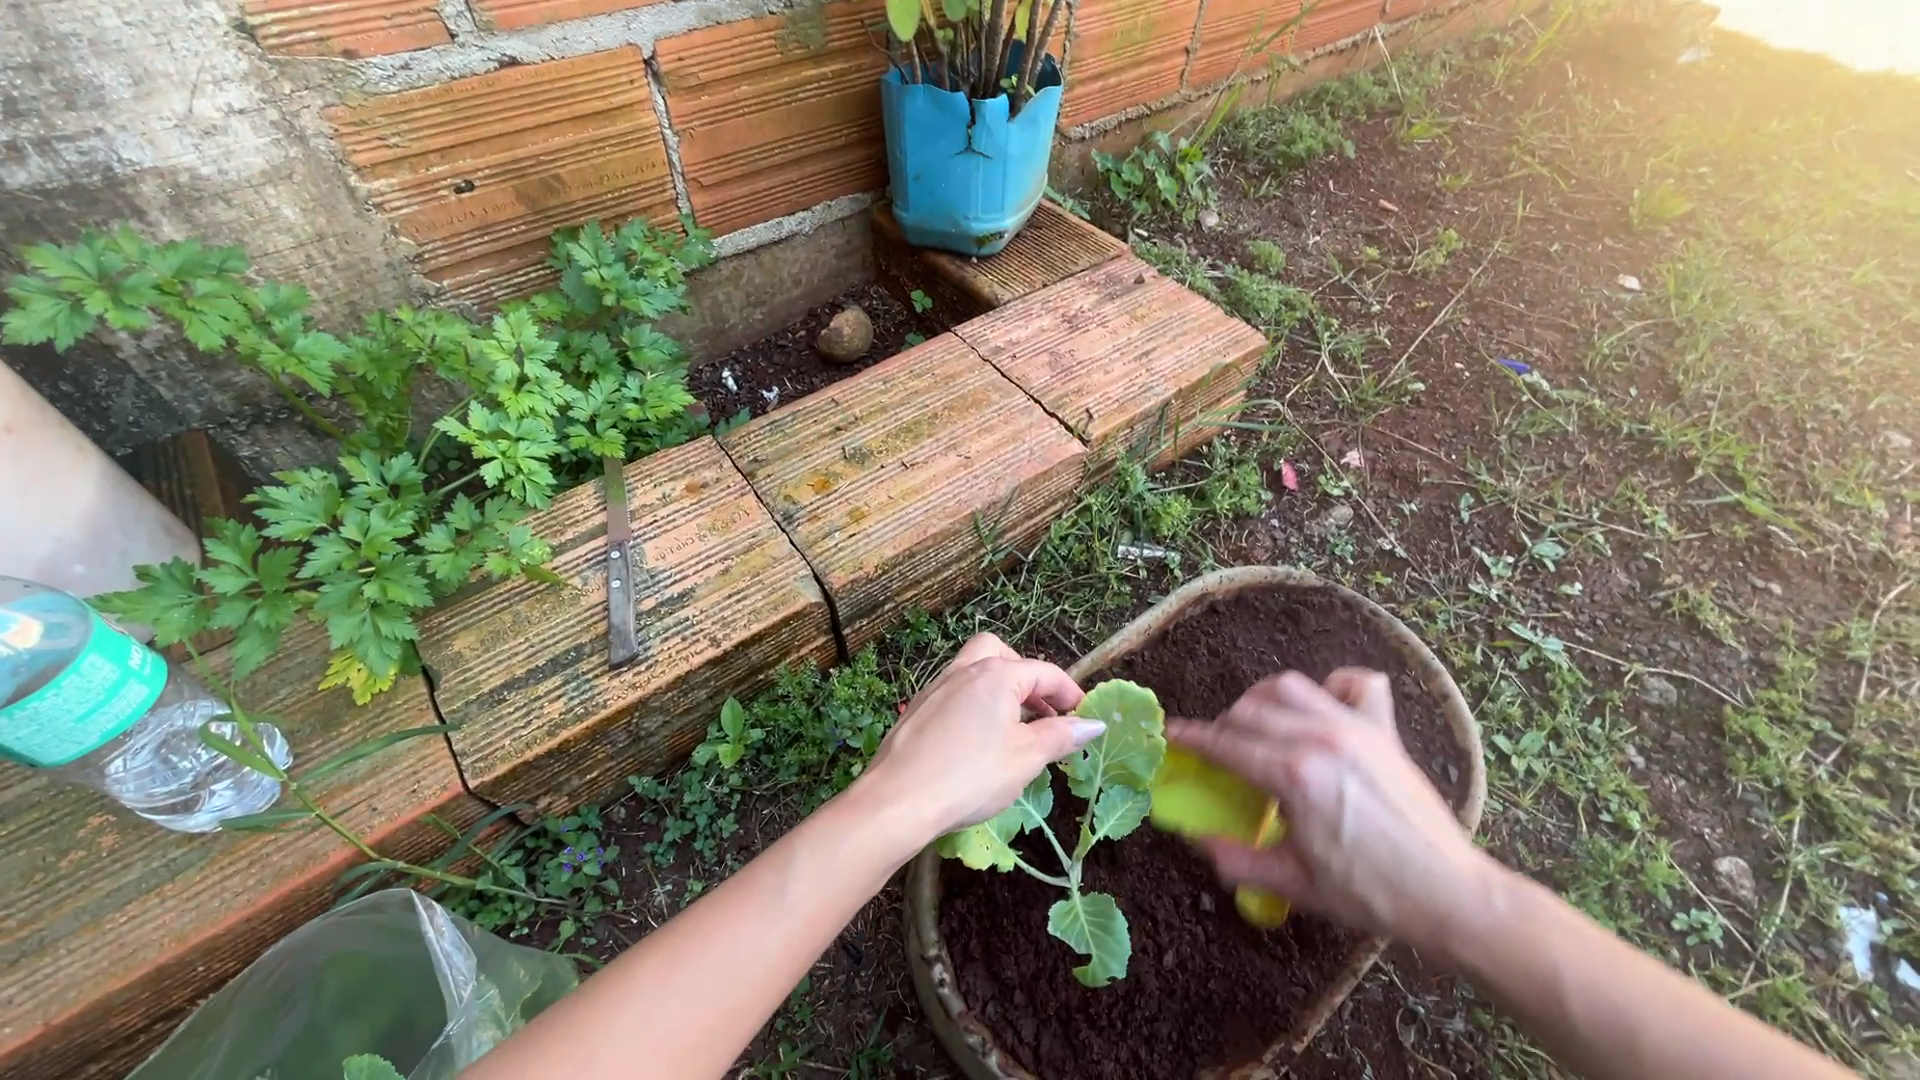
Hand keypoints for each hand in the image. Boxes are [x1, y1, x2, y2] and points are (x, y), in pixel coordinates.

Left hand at [861, 634, 1099, 840]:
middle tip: (1043, 712)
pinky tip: (976, 742)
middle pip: (1002, 655)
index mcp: (996, 674)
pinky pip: (954, 695)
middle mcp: (964, 670)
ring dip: (999, 691)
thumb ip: (1061, 736)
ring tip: (1014, 729)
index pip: (1044, 672)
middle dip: (1027, 678)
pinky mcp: (917, 710)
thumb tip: (1093, 723)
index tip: (1084, 717)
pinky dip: (974, 706)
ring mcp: (935, 688)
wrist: (897, 800)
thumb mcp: (1026, 758)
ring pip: (974, 672)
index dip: (1070, 694)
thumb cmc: (971, 776)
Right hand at [1167, 669, 1497, 953]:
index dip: (1191, 738)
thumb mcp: (1295, 884)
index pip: (1225, 744)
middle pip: (1248, 710)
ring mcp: (1354, 728)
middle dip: (1223, 726)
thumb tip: (1196, 839)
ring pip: (1288, 686)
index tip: (1171, 734)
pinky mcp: (1384, 730)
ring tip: (1256, 723)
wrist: (1450, 895)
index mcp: (1294, 776)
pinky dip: (1333, 685)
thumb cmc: (1371, 894)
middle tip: (1219, 751)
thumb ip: (1238, 859)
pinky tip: (1323, 706)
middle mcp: (1320, 739)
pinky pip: (1355, 683)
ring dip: (1262, 699)